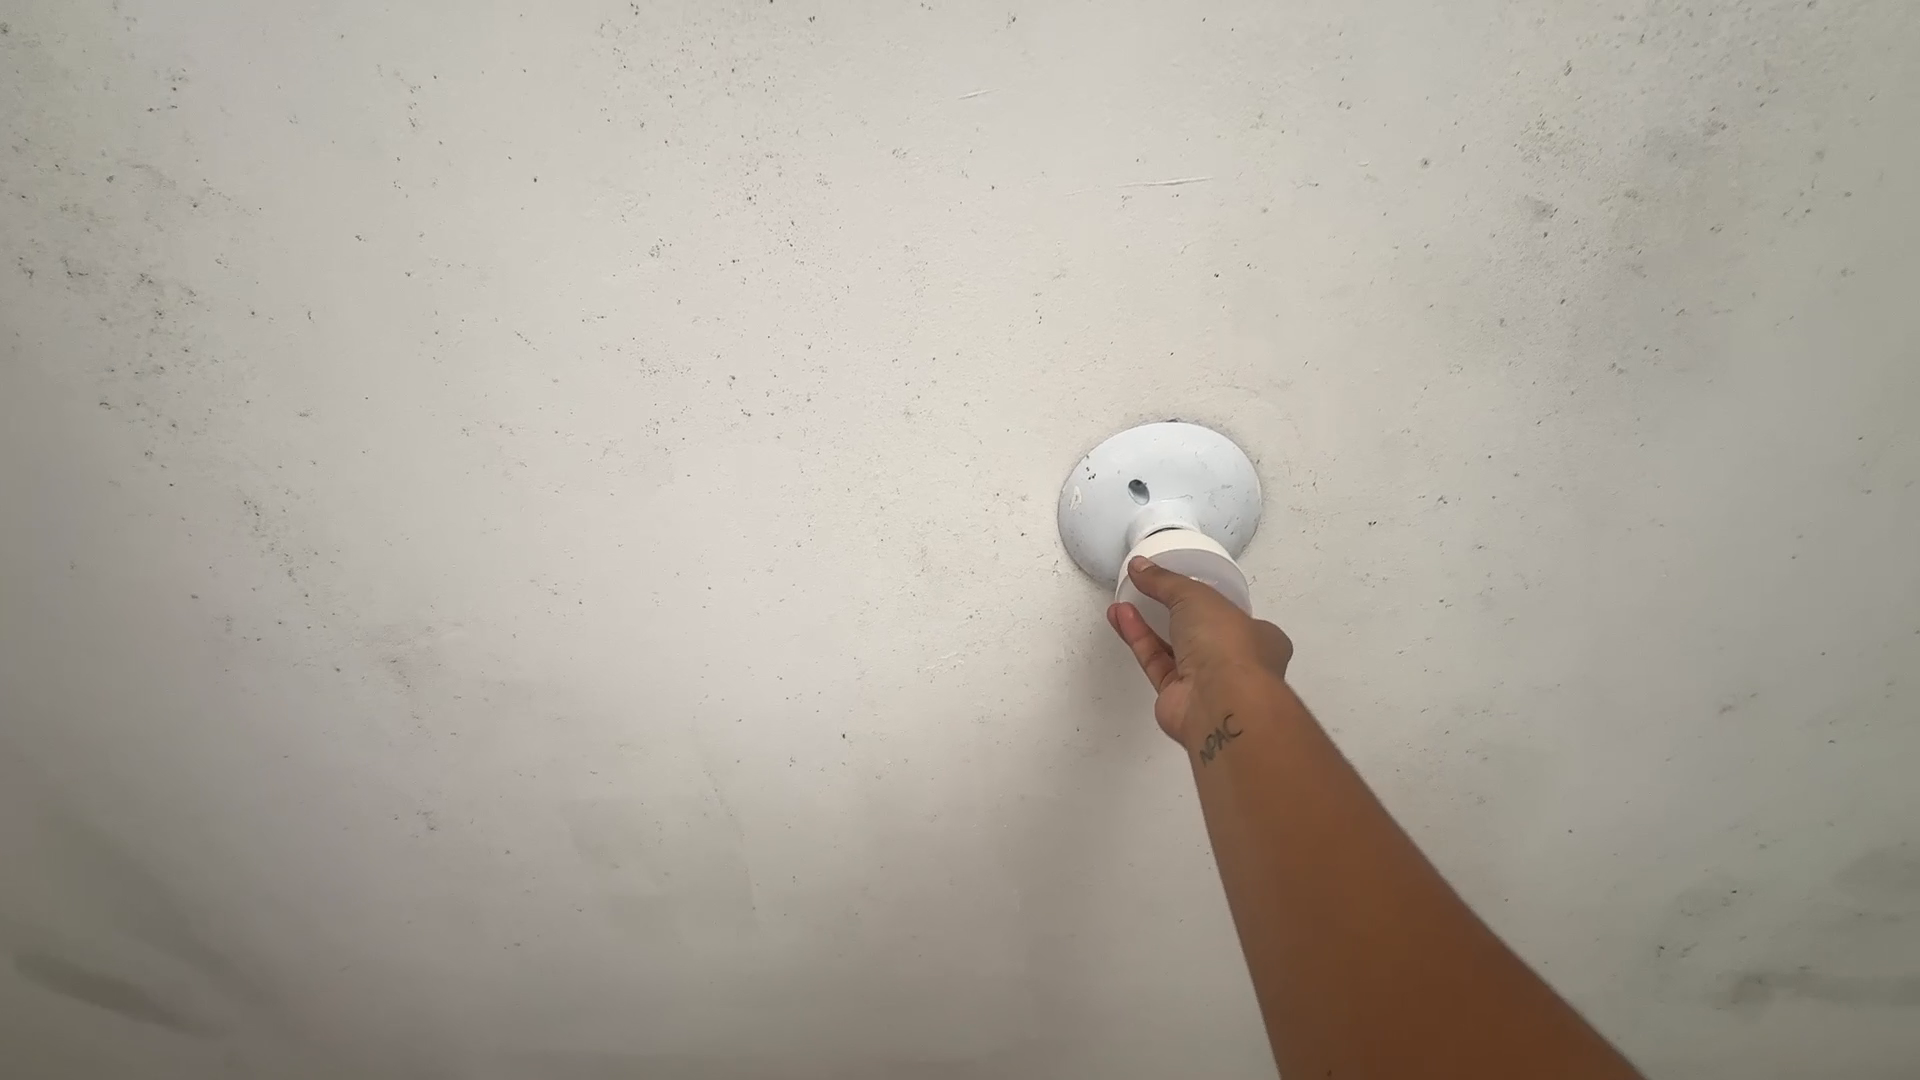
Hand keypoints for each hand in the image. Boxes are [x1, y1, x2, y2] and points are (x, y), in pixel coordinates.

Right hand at [1107, 556, 1293, 747]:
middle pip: (1200, 634)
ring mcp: (1207, 683)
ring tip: (1123, 601)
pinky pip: (1155, 662)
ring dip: (1148, 624)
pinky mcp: (1177, 698)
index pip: (1233, 616)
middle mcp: (1236, 662)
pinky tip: (1121, 617)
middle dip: (1172, 613)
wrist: (1220, 702)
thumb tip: (1140, 566)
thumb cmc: (1227, 644)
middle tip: (1148, 592)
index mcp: (1260, 638)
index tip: (1184, 588)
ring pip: (1173, 648)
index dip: (1210, 601)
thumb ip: (1165, 581)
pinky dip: (1139, 639)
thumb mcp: (1196, 596)